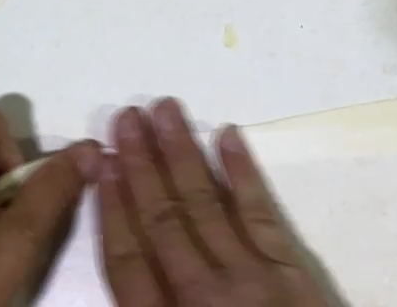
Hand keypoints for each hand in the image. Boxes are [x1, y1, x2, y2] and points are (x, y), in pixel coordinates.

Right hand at [100, 99, 330, 306]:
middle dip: (143, 165)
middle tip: (128, 115)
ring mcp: (251, 279)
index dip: (113, 208)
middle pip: (163, 220)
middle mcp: (202, 296)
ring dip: (182, 153)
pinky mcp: (292, 271)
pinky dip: (243, 172)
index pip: (128, 262)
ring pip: (205, 204)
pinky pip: (261, 212)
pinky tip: (228, 135)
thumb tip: (127, 273)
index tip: (104, 163)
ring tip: (165, 108)